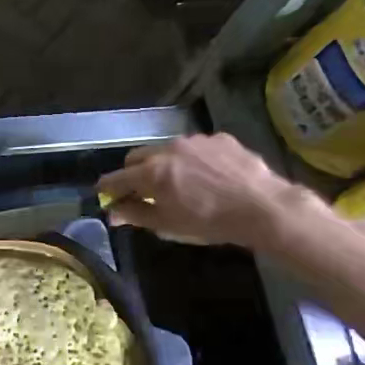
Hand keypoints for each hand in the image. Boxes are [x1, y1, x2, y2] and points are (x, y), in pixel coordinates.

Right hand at [97, 133, 327, 249]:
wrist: (261, 206)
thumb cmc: (210, 222)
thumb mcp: (169, 225)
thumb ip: (137, 215)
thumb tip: (113, 212)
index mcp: (153, 172)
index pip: (117, 177)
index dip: (107, 188)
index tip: (104, 195)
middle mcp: (169, 148)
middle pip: (139, 157)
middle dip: (133, 173)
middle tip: (141, 191)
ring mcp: (196, 140)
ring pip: (168, 149)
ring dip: (165, 164)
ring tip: (181, 184)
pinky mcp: (220, 138)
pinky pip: (196, 148)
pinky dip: (193, 160)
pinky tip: (210, 178)